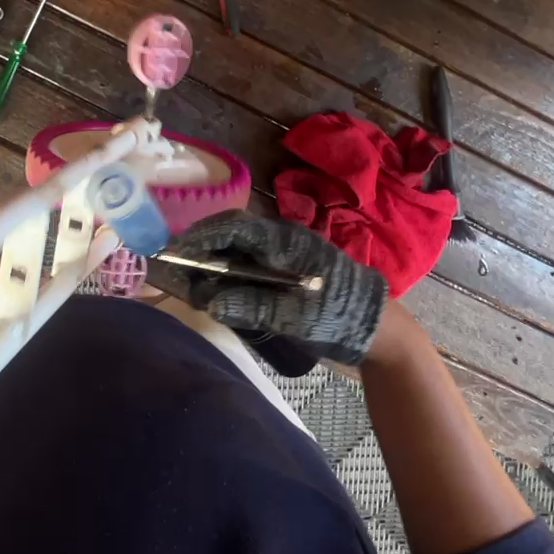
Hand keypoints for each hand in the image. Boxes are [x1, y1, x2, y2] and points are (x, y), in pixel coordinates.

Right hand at [172, 211, 386, 369]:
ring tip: (193, 283)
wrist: (379, 328)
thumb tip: (206, 300)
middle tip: (178, 270)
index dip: (202, 235)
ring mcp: (285, 253)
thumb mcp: (293, 316)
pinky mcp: (287, 269)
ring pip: (240, 248)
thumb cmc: (337, 316)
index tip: (175, 251)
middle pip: (233, 233)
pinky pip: (250, 261)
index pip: (234, 226)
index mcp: (285, 241)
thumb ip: (250, 305)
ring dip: (215, 262)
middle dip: (203, 249)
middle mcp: (282, 239)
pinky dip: (229, 272)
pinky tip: (219, 290)